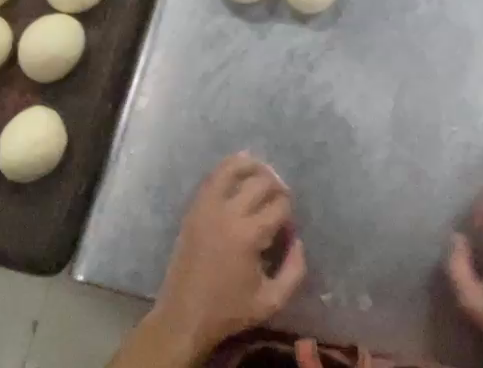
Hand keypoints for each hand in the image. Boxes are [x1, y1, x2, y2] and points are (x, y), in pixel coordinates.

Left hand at [149, 152, 307, 357]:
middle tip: (281, 202)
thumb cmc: (229, 311)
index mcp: (248, 235)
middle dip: (277, 187)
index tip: (287, 231)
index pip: (279, 206)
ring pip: (233, 169)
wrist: (184, 316)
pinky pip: (213, 177)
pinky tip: (240, 171)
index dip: (289, 215)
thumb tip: (297, 239)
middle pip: (261, 182)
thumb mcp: (272, 301)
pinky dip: (229, 168)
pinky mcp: (194, 209)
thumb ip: (295, 270)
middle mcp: (228, 213)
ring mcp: (207, 208)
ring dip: (253, 167)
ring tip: (264, 173)